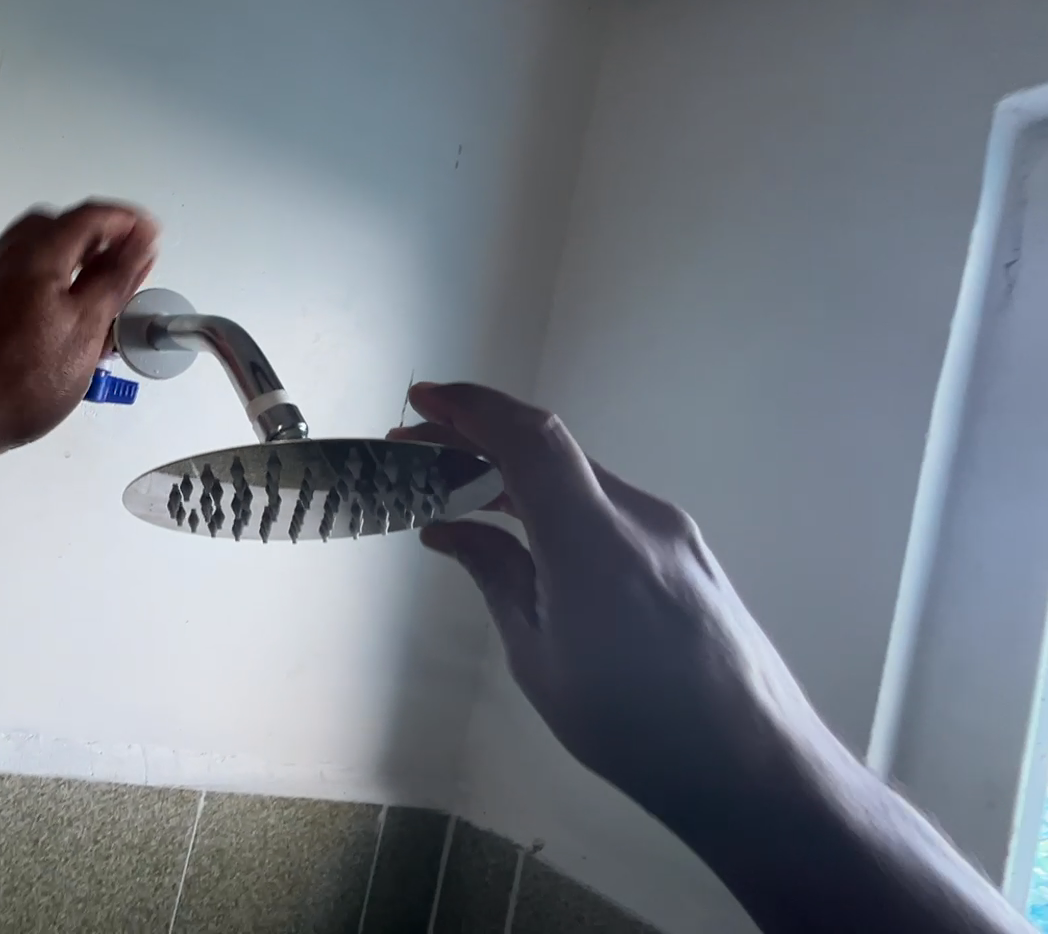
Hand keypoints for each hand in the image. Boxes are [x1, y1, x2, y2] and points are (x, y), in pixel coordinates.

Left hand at [0, 202, 159, 459]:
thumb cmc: (15, 380)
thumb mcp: (85, 327)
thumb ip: (114, 279)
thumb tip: (138, 242)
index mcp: (35, 255)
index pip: (89, 217)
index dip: (126, 222)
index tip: (149, 234)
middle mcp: (3, 260)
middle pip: (57, 230)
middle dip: (97, 240)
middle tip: (125, 264)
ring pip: (36, 257)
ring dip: (72, 266)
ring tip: (98, 301)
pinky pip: (18, 282)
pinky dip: (48, 288)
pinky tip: (60, 323)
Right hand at [392, 383, 827, 826]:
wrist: (763, 775)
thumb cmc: (635, 726)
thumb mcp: (537, 656)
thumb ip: (494, 575)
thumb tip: (448, 529)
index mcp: (594, 544)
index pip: (531, 441)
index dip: (471, 408)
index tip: (419, 399)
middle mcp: (636, 518)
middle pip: (545, 446)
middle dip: (471, 435)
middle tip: (412, 448)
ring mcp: (665, 530)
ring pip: (568, 472)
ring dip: (503, 466)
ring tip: (447, 483)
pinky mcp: (677, 549)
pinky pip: (594, 501)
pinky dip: (539, 495)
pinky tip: (507, 523)